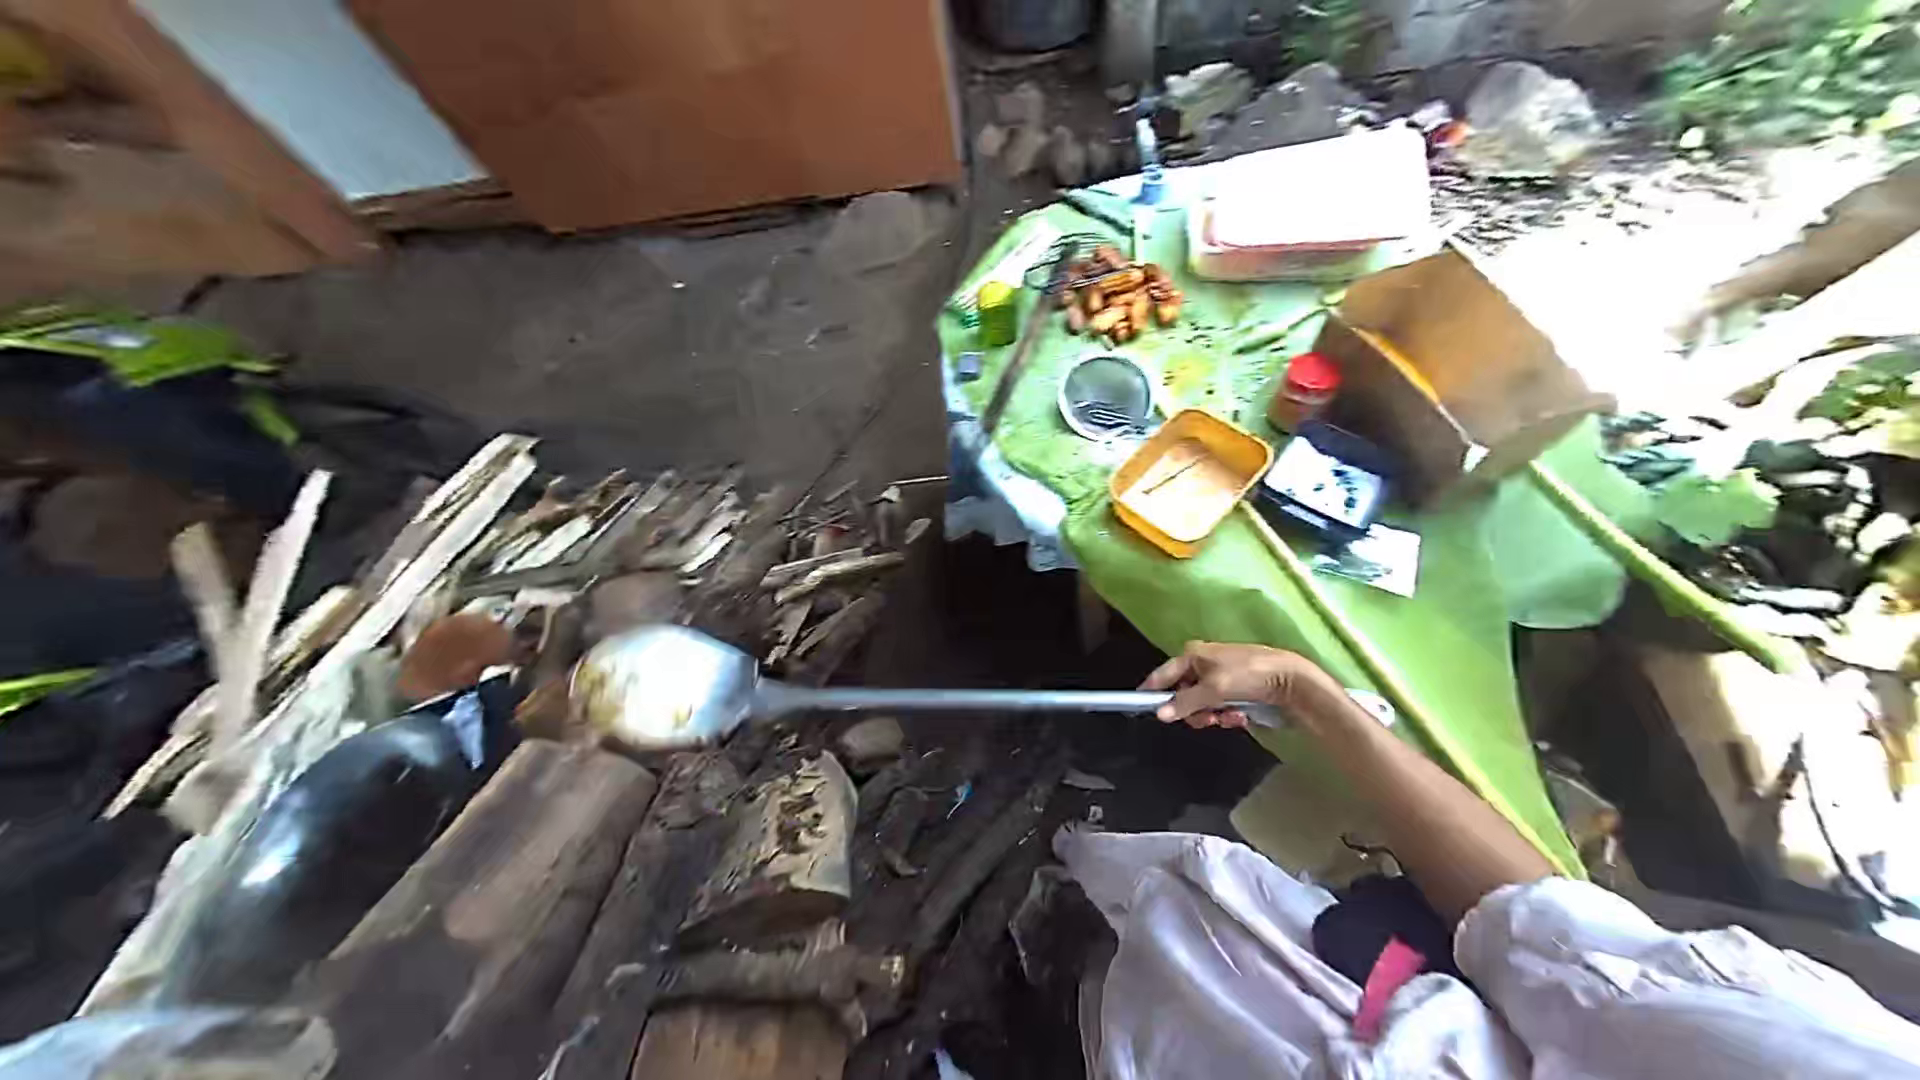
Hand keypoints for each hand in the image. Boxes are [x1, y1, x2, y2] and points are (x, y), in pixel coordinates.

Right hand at [1139, 641, 1341, 729]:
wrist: (1292, 679)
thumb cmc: (1248, 676)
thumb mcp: (1214, 690)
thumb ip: (1185, 703)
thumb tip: (1159, 714)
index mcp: (1192, 654)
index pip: (1162, 675)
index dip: (1152, 692)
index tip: (1142, 709)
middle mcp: (1203, 663)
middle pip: (1182, 693)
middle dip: (1193, 709)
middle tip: (1207, 719)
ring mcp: (1220, 676)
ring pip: (1201, 703)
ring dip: (1212, 714)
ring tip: (1229, 717)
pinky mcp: (1236, 689)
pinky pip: (1219, 706)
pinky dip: (1227, 714)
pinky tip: (1240, 716)